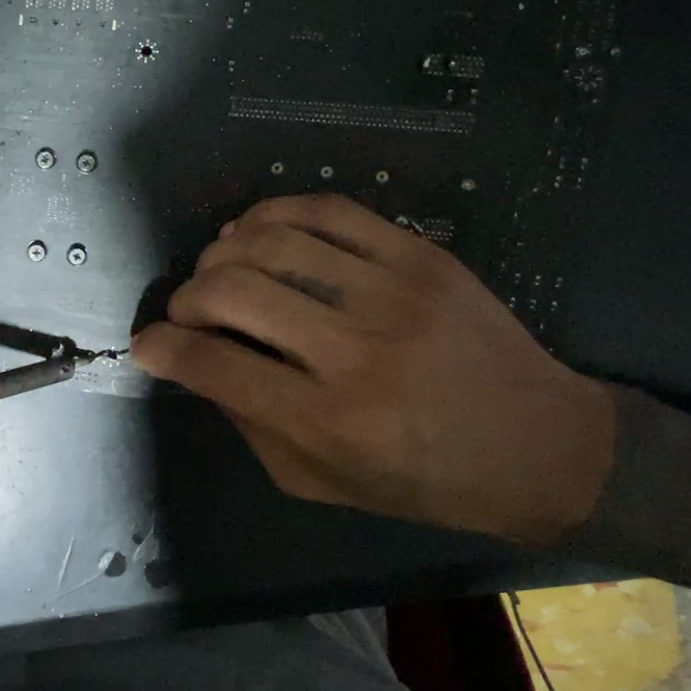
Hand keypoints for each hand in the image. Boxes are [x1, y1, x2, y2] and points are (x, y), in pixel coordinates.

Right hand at [132, 195, 616, 544]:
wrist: (544, 448)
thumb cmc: (422, 481)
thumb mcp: (318, 482)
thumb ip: (248, 422)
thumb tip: (196, 360)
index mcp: (329, 420)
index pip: (213, 365)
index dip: (161, 348)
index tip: (146, 345)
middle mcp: (356, 351)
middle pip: (230, 291)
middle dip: (185, 299)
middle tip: (186, 313)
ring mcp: (393, 293)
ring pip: (269, 241)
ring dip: (220, 253)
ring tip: (218, 271)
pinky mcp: (421, 255)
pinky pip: (324, 208)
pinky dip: (270, 213)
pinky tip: (255, 232)